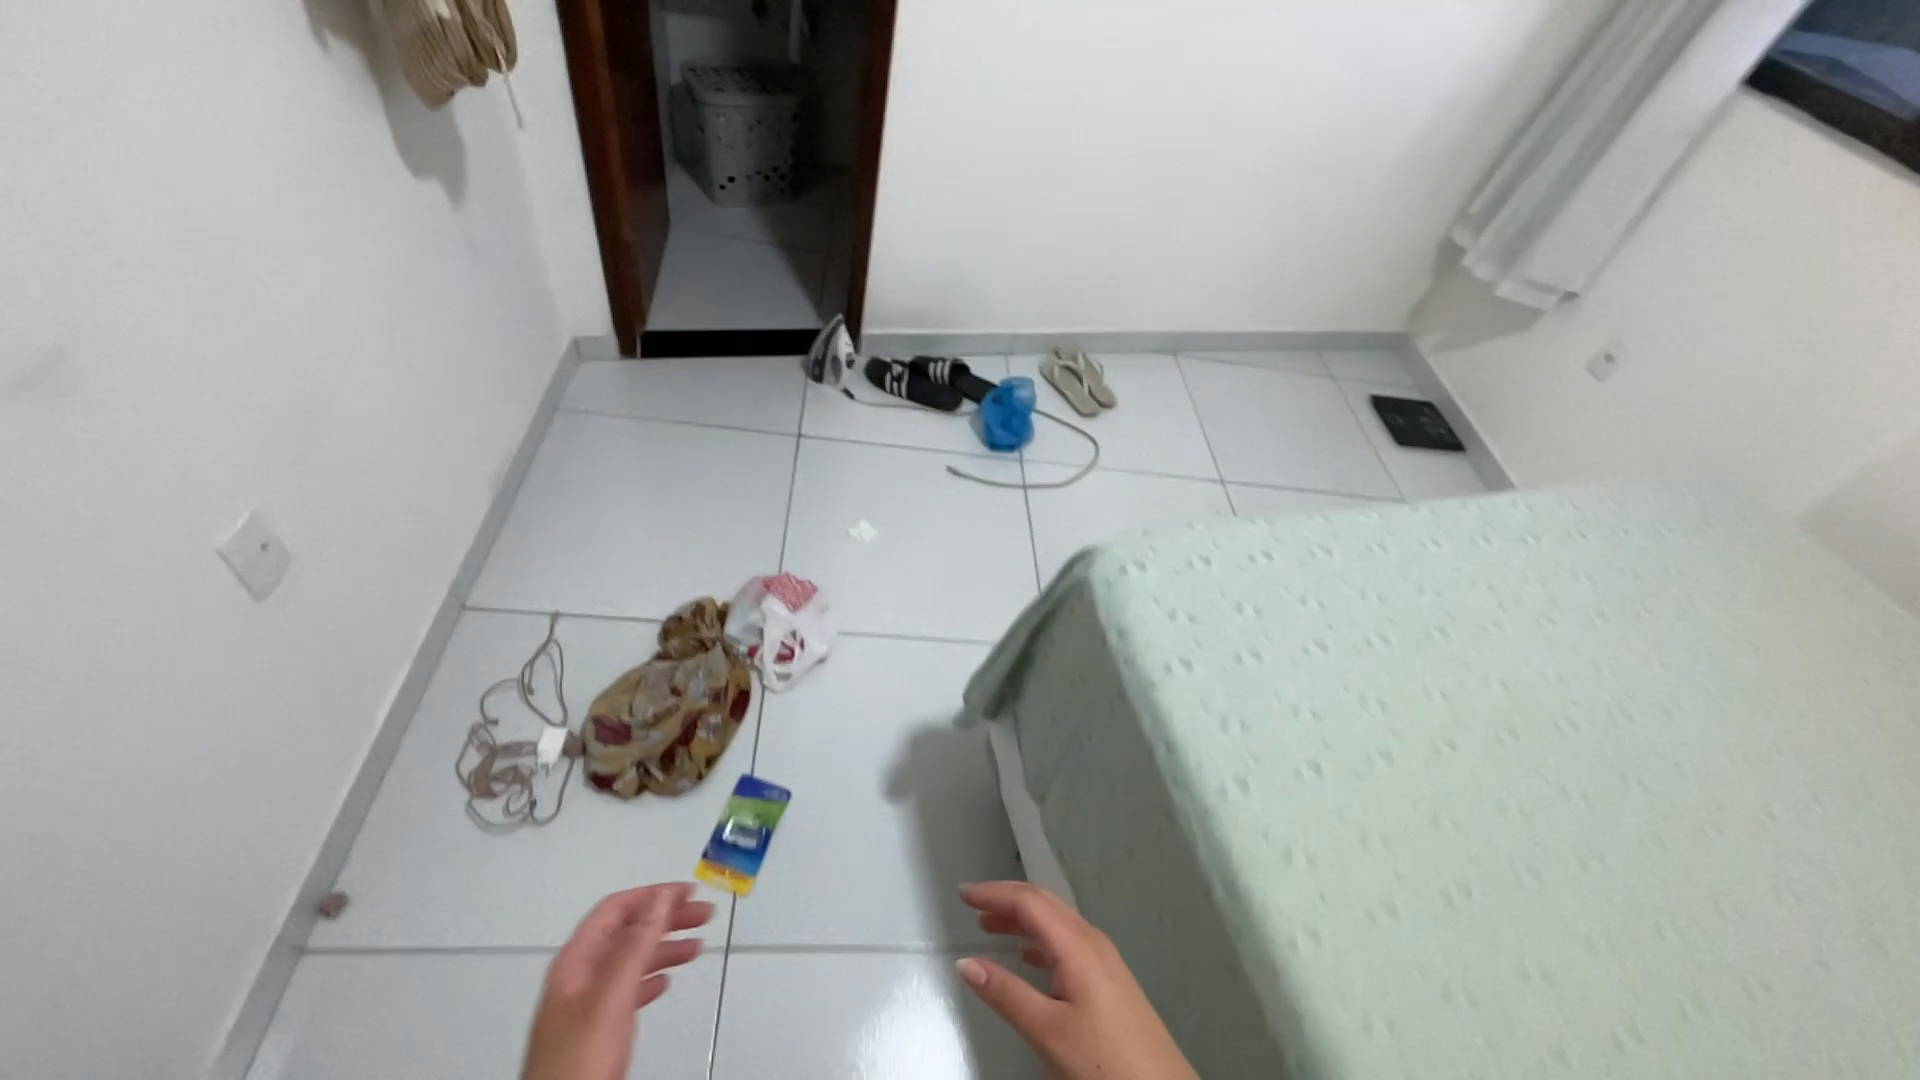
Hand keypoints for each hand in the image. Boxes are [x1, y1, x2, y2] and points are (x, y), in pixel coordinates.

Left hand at [523, 883, 714, 1079]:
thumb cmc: (581, 1057)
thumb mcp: (611, 995)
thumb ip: (636, 944)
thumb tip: (659, 897)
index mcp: (576, 961)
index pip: (615, 910)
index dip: (652, 895)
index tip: (689, 891)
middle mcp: (580, 976)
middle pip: (626, 932)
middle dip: (665, 918)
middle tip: (704, 914)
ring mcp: (587, 1004)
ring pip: (631, 960)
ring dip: (663, 947)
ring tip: (697, 946)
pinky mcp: (598, 1030)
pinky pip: (629, 990)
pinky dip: (651, 978)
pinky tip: (666, 982)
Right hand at [957, 881, 1197, 1079]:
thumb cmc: (1102, 1060)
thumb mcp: (1047, 1031)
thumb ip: (1005, 994)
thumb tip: (965, 963)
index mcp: (1078, 946)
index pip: (1030, 902)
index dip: (994, 893)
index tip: (962, 894)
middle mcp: (1093, 942)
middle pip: (1045, 904)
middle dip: (1007, 898)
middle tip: (972, 902)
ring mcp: (1105, 960)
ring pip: (1057, 922)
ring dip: (1022, 918)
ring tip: (990, 926)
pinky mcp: (1109, 979)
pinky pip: (1067, 941)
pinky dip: (1039, 938)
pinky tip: (1027, 956)